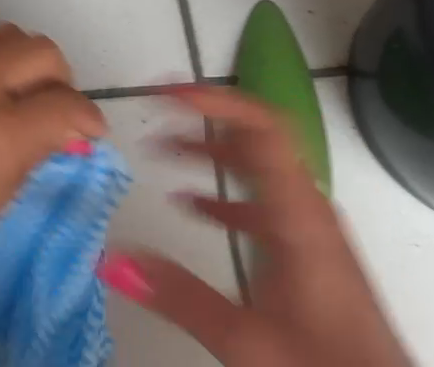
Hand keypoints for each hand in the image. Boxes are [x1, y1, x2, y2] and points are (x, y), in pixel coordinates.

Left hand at [0, 23, 107, 291]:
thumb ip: (32, 153)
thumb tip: (63, 130)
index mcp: (0, 133)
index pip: (67, 105)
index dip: (88, 119)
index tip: (88, 131)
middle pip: (40, 50)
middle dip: (59, 78)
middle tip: (54, 105)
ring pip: (2, 32)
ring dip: (19, 58)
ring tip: (14, 88)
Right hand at [100, 87, 412, 366]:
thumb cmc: (322, 363)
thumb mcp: (245, 338)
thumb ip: (179, 296)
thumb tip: (111, 258)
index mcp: (298, 215)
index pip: (262, 127)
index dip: (217, 100)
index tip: (170, 93)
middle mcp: (307, 210)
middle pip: (257, 140)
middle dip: (203, 121)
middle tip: (156, 114)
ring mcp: (311, 230)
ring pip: (258, 170)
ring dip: (211, 153)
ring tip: (163, 152)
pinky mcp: (309, 253)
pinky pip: (262, 202)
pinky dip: (225, 193)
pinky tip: (192, 207)